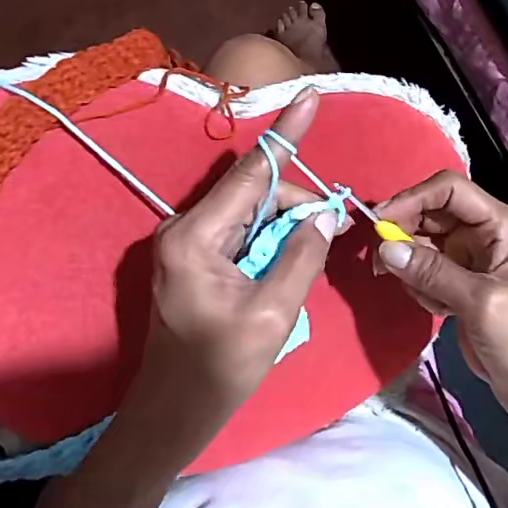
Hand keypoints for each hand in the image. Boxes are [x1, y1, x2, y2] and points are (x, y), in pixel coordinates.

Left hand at [131, 89, 340, 445]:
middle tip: (334, 231)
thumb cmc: (219, 368)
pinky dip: (272, 241)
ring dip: (288, 226)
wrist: (173, 412)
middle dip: (298, 206)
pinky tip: (290, 262)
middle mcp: (186, 228)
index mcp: (196, 237)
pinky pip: (244, 234)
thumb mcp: (272, 314)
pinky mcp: (196, 258)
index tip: (309, 95)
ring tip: (313, 254)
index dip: (285, 135)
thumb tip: (322, 217)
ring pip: (253, 214)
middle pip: (256, 195)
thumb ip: (300, 257)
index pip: (251, 174)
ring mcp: (188, 242)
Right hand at [373, 171, 507, 415]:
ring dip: (413, 266)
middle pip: (430, 211)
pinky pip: (423, 267)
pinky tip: (439, 309)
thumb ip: (432, 271)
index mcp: (501, 224)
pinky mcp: (457, 279)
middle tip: (382, 263)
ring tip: (428, 299)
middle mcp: (484, 232)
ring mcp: (469, 256)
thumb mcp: (479, 302)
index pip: (450, 190)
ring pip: (422, 240)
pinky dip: (419, 284)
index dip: (413, 198)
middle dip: (404, 233)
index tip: (379, 220)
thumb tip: (385, 247)